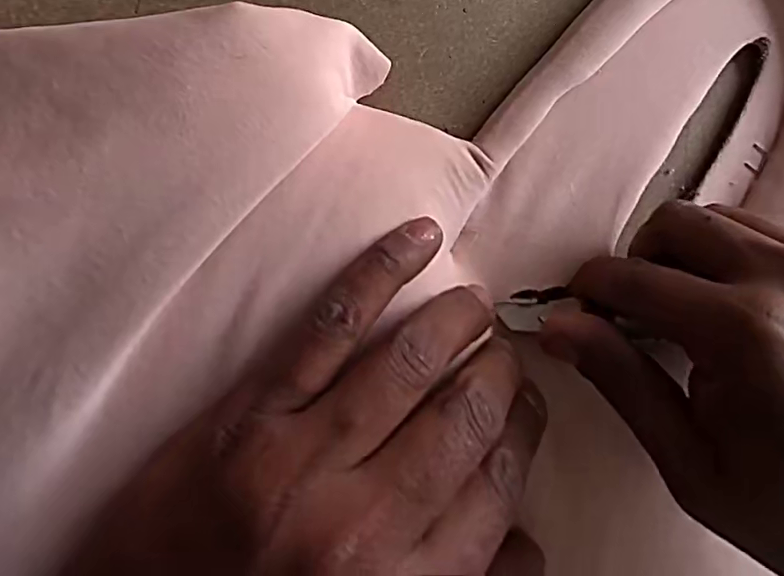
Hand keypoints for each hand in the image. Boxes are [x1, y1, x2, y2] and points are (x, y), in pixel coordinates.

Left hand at [74, 217, 546, 575]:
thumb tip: (529, 547)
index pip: (495, 487)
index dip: (522, 429)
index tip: (525, 396)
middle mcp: (359, 523)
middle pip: (463, 415)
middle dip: (498, 367)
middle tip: (502, 345)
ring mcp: (301, 457)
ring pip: (409, 360)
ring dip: (457, 317)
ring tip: (476, 301)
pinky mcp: (253, 409)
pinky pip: (334, 322)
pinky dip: (384, 269)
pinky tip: (420, 238)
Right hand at [540, 201, 783, 575]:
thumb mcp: (696, 466)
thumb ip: (621, 380)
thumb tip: (558, 324)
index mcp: (749, 336)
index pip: (633, 276)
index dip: (593, 287)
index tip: (585, 304)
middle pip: (677, 219)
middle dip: (643, 256)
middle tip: (645, 307)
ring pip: (725, 218)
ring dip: (695, 255)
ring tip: (703, 312)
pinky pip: (778, 235)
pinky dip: (747, 262)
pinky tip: (759, 314)